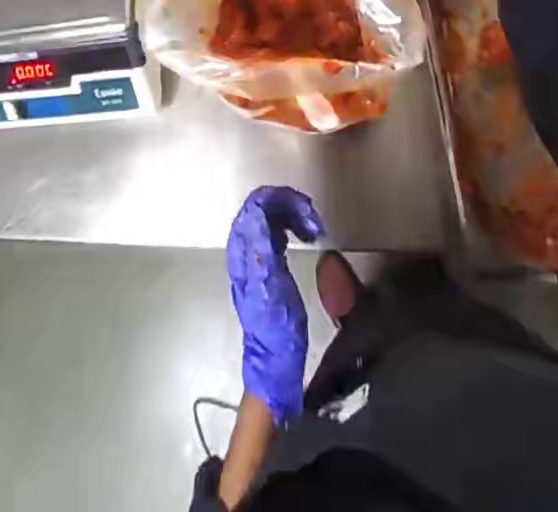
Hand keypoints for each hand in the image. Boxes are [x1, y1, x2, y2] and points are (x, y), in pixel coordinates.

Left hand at [227, 186, 323, 422]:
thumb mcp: (270, 287)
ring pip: (271, 217)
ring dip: (293, 215)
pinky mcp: (267, 262)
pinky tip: (306, 236)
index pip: (254, 206)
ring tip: (314, 228)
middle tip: (315, 220)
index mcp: (243, 251)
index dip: (280, 199)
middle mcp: (245, 248)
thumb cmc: (274, 327)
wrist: (275, 359)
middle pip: (263, 207)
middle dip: (290, 205)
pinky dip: (293, 227)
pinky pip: (277, 231)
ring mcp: (256, 254)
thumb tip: (257, 211)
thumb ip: (262, 250)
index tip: (307, 209)